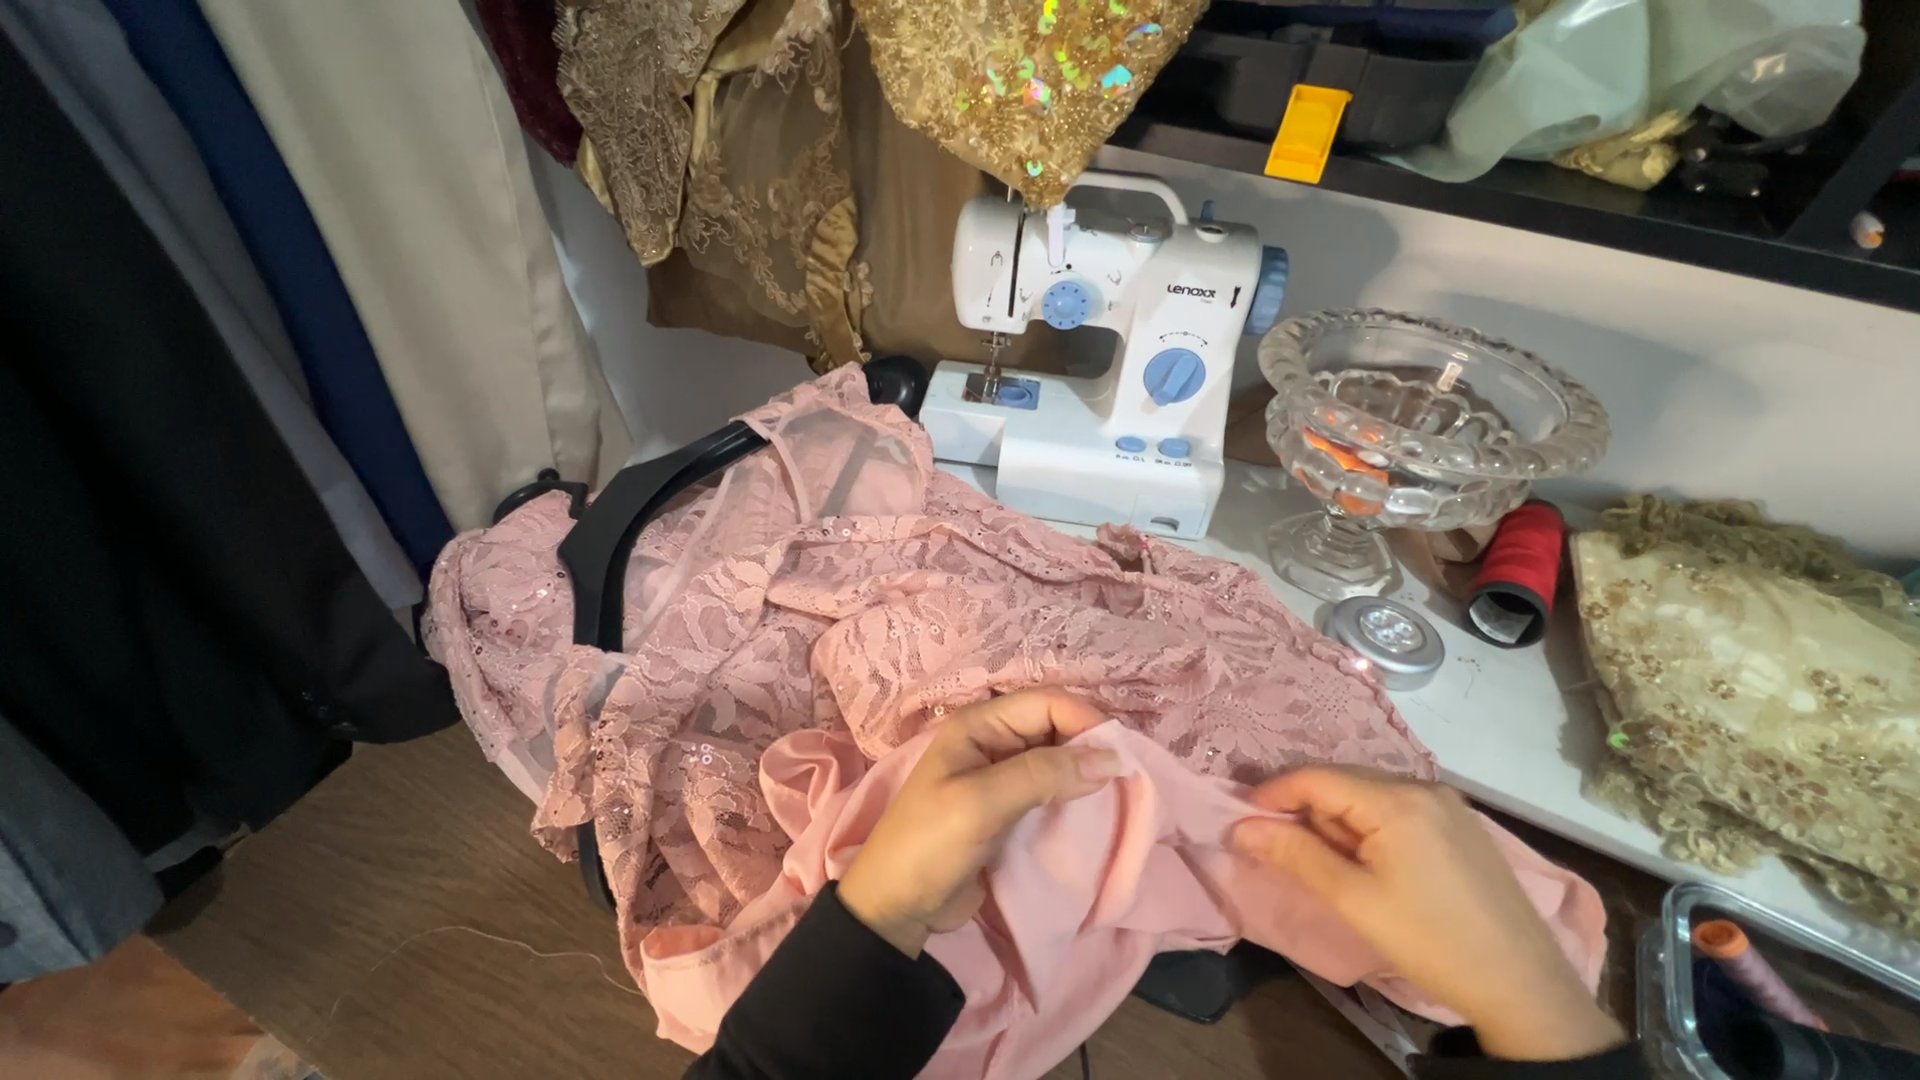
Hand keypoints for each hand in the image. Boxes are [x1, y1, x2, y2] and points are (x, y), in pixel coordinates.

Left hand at [837, 689, 1121, 957]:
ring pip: (1057, 757)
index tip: (1119, 756)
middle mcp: (993, 740)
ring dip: (1086, 771)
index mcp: (980, 724)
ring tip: (1118, 792)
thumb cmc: (931, 843)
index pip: (1046, 703)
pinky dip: (1075, 795)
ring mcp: (1001, 775)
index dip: (1085, 721)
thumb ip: (1043, 774)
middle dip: (1090, 744)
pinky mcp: (1011, 808)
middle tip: (1125, 775)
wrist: (897, 906)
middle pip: (1055, 726)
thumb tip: (1110, 758)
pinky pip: (1052, 789)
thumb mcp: (983, 803)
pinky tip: (1095, 809)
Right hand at [1231, 767, 1623, 1061]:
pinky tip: (1369, 860)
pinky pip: (1396, 806)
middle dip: (1305, 808)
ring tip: (1326, 861)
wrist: (1526, 990)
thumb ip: (1294, 854)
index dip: (1273, 793)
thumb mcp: (1353, 900)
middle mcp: (1423, 785)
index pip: (1315, 777)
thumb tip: (1239, 827)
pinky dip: (1368, 824)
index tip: (1242, 819)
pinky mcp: (1461, 823)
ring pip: (1367, 793)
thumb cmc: (1430, 941)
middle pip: (1341, 780)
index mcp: (1397, 800)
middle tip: (1281, 846)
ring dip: (1336, 818)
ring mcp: (1447, 803)